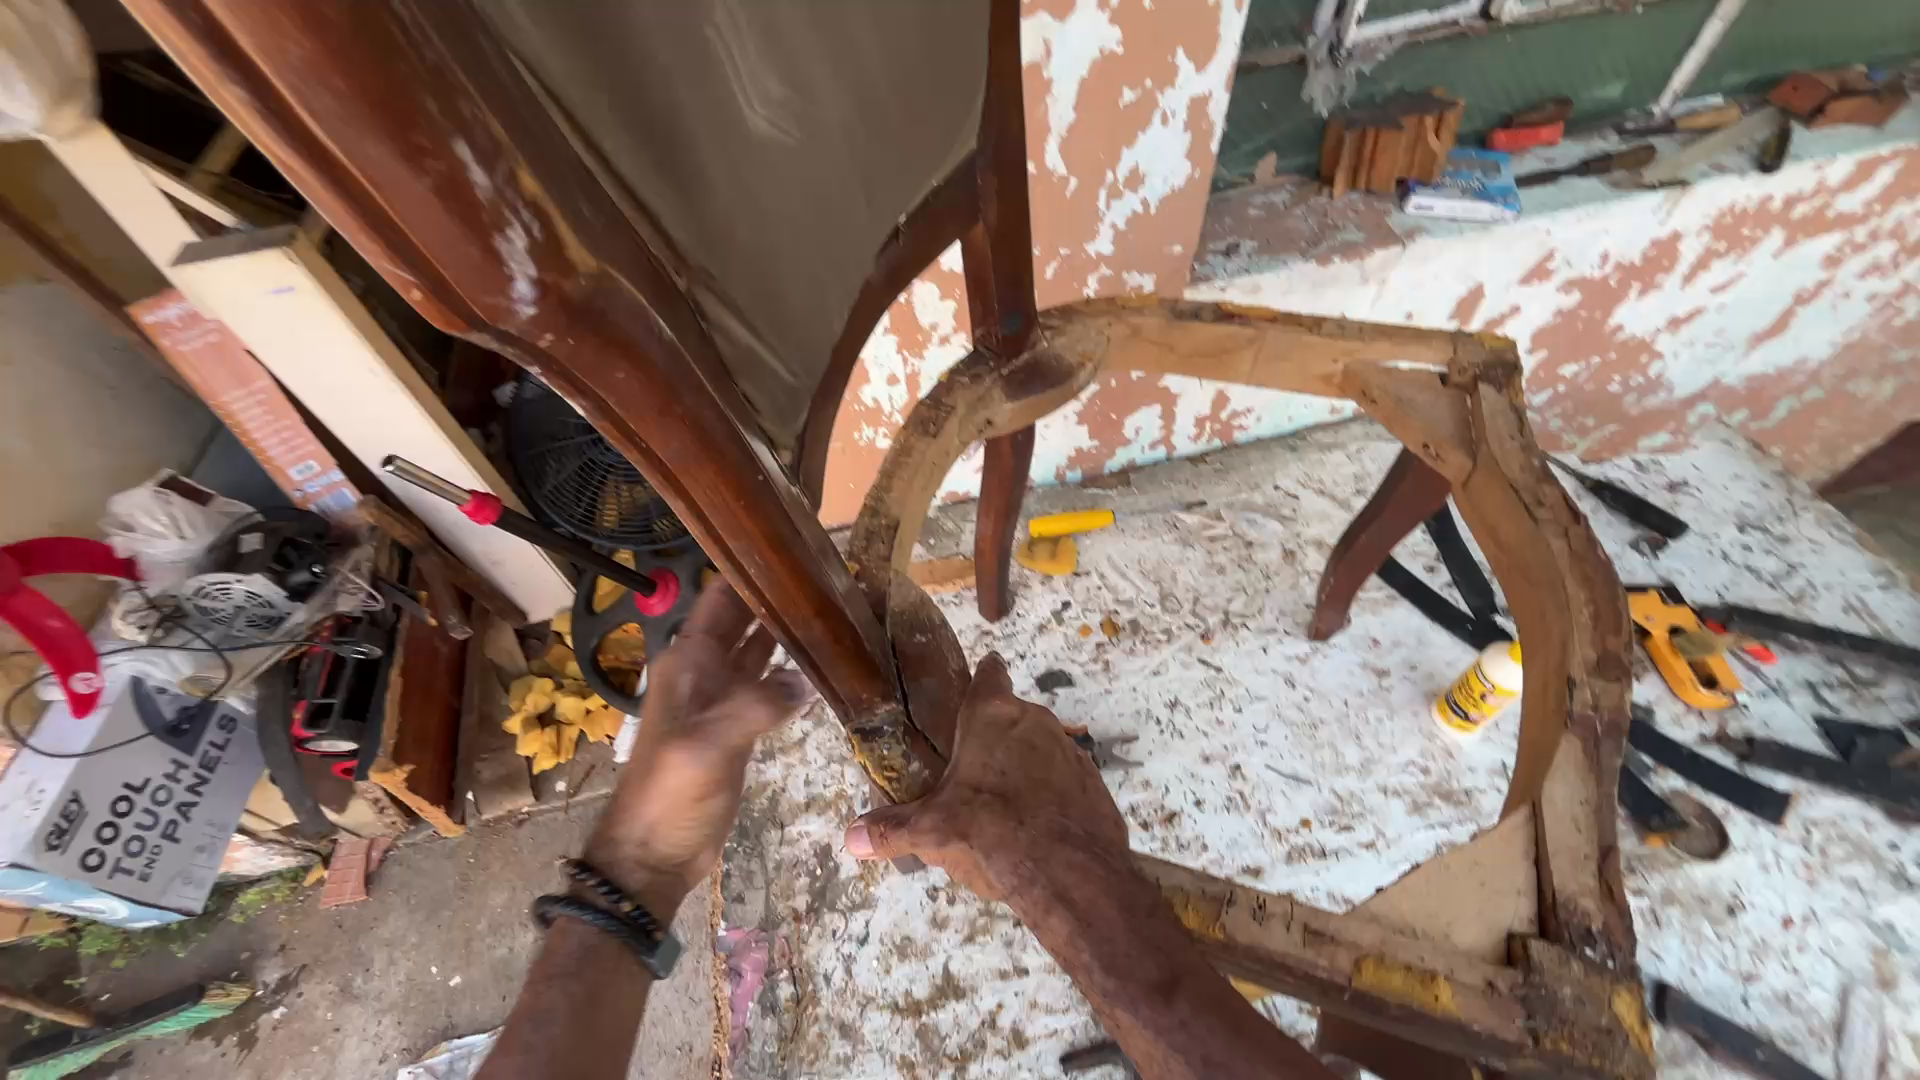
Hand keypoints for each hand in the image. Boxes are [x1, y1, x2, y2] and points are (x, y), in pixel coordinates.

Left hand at [583, 580, 813, 916]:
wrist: (654, 851)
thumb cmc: (670, 793)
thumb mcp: (707, 746)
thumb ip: (755, 706)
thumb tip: (805, 679)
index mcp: (689, 660)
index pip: (720, 598)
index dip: (750, 570)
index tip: (793, 547)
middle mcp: (705, 668)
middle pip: (743, 617)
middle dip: (777, 594)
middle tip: (828, 573)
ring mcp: (723, 697)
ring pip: (759, 648)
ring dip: (788, 628)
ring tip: (833, 605)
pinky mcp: (740, 724)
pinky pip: (769, 683)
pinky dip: (792, 668)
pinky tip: (822, 660)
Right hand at [842, 653, 1128, 902]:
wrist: (1067, 869)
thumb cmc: (989, 829)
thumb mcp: (931, 831)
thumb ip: (892, 830)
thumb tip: (851, 839)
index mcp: (992, 715)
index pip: (989, 674)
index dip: (983, 677)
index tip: (979, 681)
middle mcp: (1036, 720)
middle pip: (1013, 717)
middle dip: (996, 739)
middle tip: (975, 772)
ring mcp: (1071, 750)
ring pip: (1042, 748)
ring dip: (1027, 767)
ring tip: (1007, 807)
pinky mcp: (1095, 782)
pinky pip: (1067, 780)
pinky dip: (1054, 795)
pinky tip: (1040, 827)